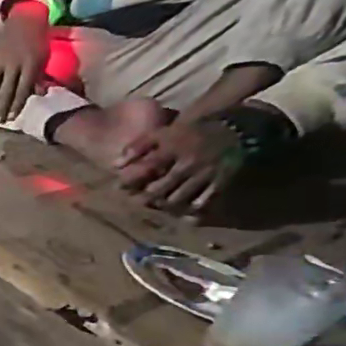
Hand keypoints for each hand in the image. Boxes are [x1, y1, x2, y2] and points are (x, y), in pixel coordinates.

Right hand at [0, 1, 51, 122]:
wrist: (25, 18)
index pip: (22, 90)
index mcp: (30, 65)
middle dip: (1, 107)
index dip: (16, 105)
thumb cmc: (37, 40)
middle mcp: (13, 64)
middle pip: (5, 90)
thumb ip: (39, 77)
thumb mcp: (44, 58)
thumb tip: (37, 95)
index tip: (11, 118)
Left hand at [115, 118, 243, 211]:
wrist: (231, 131)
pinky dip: (190, 210)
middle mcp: (188, 163)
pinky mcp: (220, 182)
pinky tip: (181, 214)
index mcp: (173, 148)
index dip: (130, 180)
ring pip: (179, 198)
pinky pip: (203, 202)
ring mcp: (205, 174)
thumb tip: (114, 166)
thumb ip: (136, 147)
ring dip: (164, 206)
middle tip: (136, 201)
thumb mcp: (162, 134)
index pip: (147, 167)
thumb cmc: (188, 134)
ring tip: (156, 206)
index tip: (119, 187)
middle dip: (145, 197)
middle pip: (161, 188)